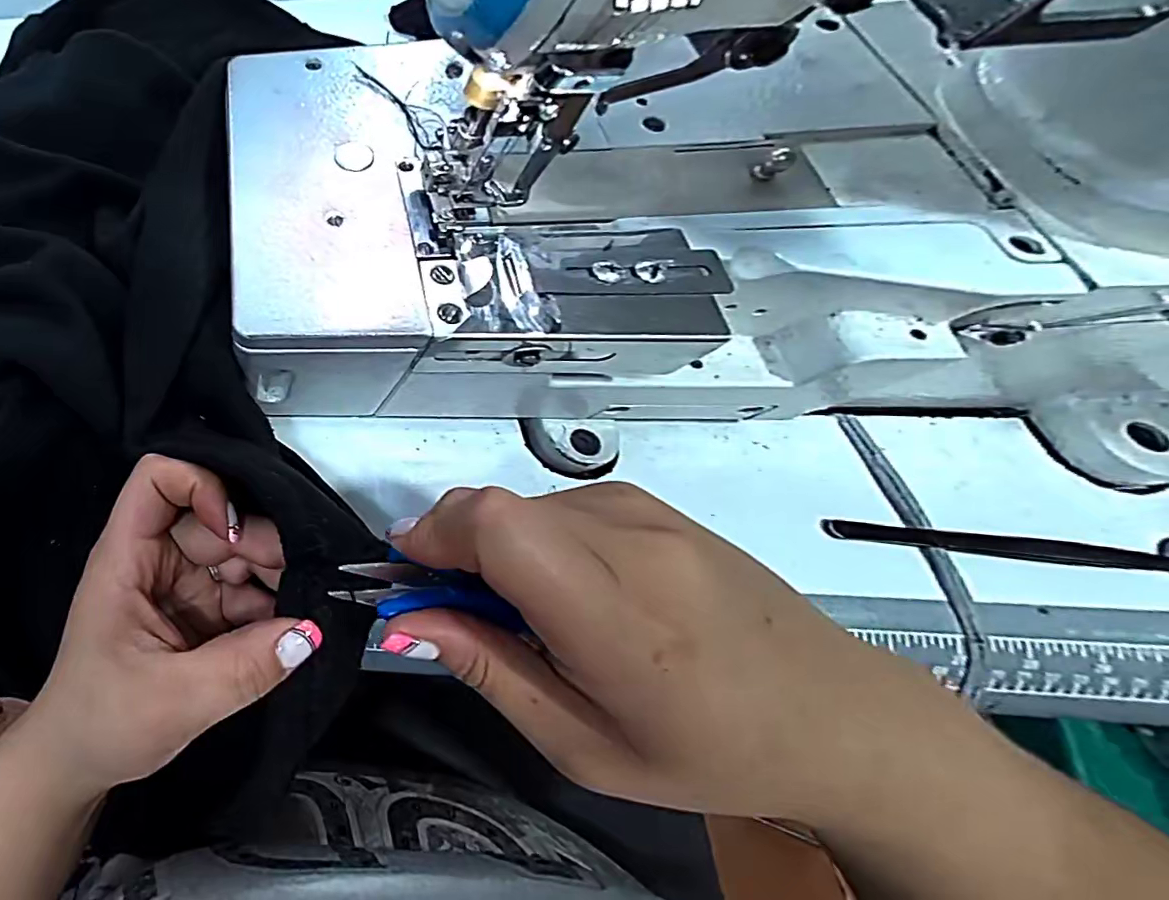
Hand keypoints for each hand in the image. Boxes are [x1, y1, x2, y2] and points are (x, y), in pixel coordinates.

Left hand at [18, 455, 322, 798]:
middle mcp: (154, 558)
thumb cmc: (101, 722)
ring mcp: (177, 583)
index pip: (157, 480)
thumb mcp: (174, 700)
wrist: (77, 763)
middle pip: (211, 517)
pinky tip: (292, 625)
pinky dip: (269, 604)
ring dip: (271, 574)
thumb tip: (310, 632)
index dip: (199, 487)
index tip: (232, 533)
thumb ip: (244, 667)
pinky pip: (241, 591)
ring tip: (304, 603)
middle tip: (298, 578)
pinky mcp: (197, 611)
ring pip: (234, 552)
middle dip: (256, 540)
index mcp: (127, 558)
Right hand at [379, 482, 982, 824]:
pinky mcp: (647, 500)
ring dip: (488, 542)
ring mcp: (642, 511)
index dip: (434, 534)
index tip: (408, 573)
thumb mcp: (584, 744)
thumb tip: (408, 619)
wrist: (842, 716)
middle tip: (452, 598)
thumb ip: (487, 669)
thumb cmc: (710, 751)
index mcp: (618, 613)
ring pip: (517, 502)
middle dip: (448, 541)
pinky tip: (563, 583)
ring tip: (520, 604)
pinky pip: (552, 502)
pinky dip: (528, 534)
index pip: (496, 526)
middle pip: (493, 504)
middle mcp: (629, 540)